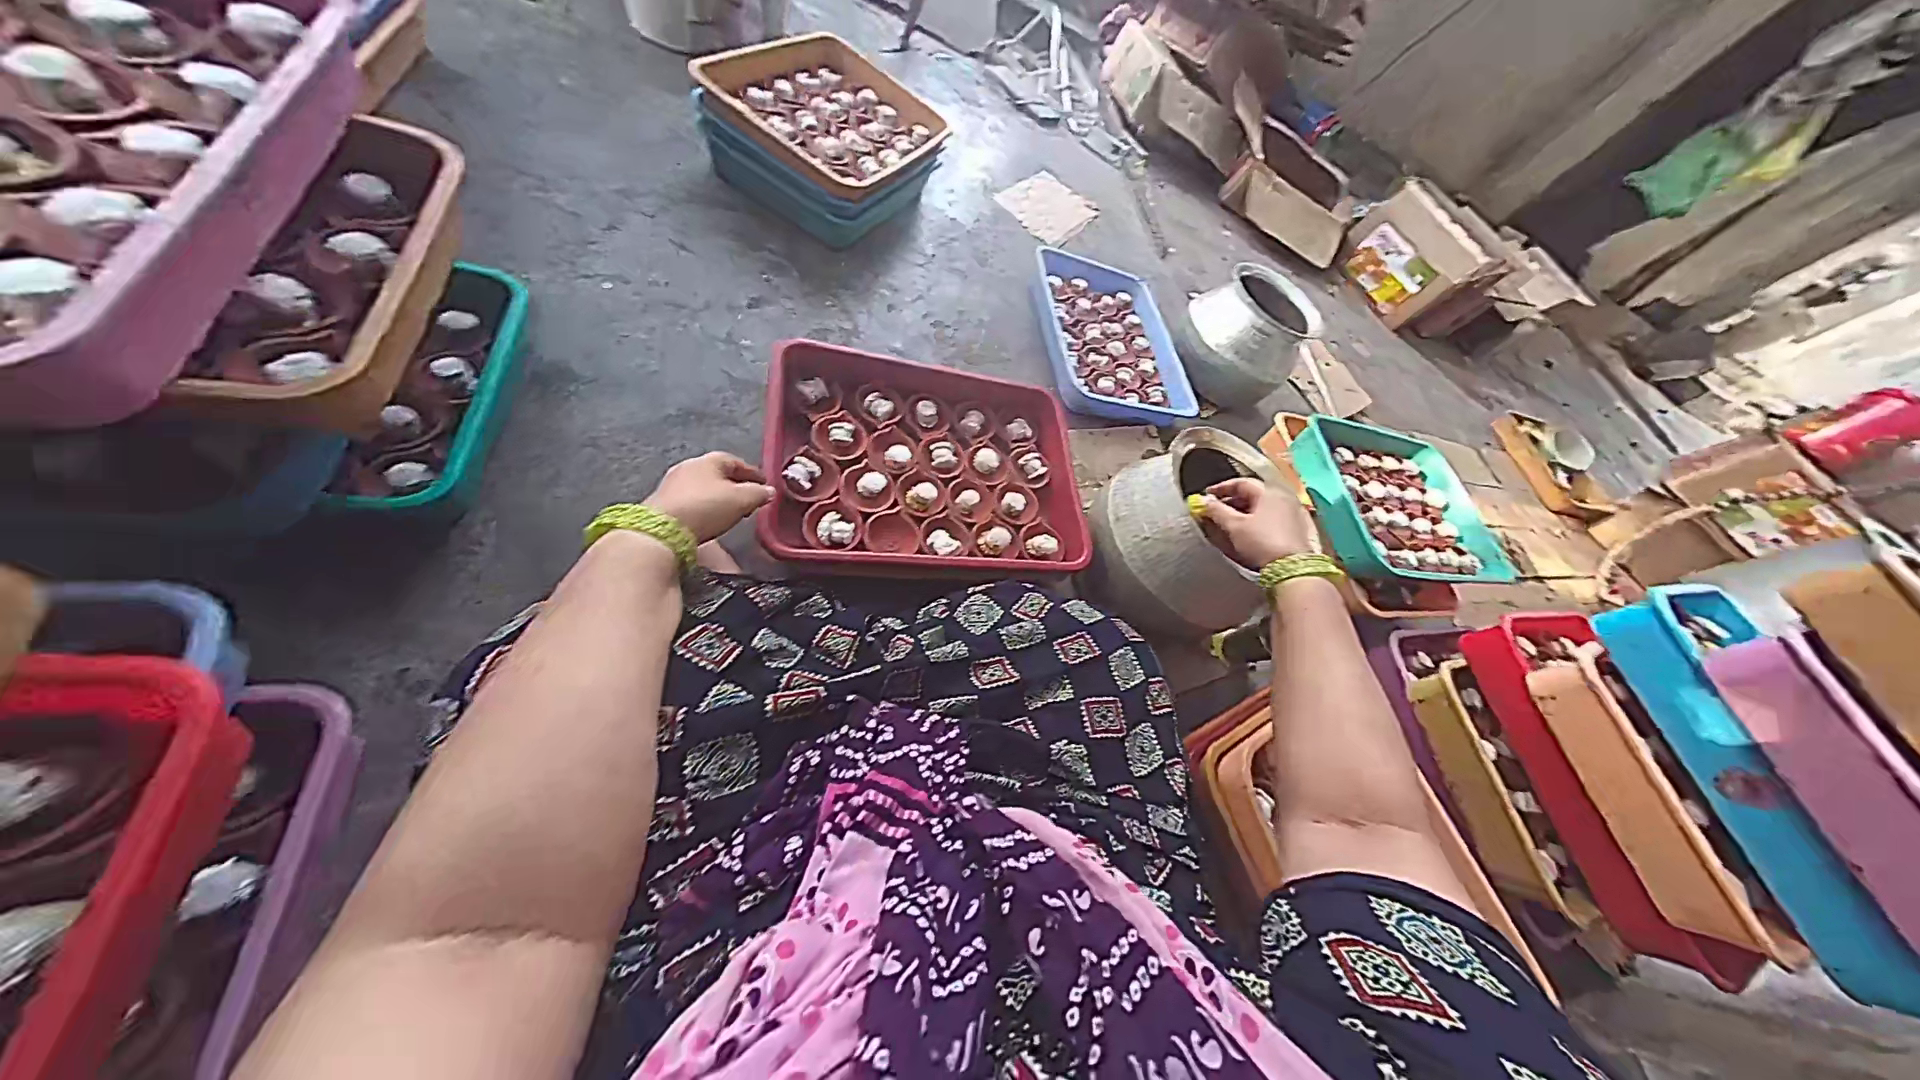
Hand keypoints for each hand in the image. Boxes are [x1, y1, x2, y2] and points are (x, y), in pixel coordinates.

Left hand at [645, 452, 774, 543]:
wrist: (662, 530)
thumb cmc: (706, 507)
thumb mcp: (742, 500)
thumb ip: (758, 493)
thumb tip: (769, 491)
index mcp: (709, 460)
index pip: (736, 462)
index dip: (752, 473)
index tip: (764, 484)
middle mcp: (689, 466)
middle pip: (718, 473)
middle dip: (735, 485)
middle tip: (749, 498)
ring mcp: (672, 484)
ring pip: (703, 487)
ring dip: (718, 496)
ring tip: (732, 510)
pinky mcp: (663, 502)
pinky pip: (691, 500)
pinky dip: (704, 506)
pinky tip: (710, 518)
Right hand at [1199, 477, 1314, 568]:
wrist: (1292, 567)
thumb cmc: (1261, 542)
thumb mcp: (1235, 526)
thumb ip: (1217, 511)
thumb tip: (1203, 501)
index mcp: (1268, 493)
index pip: (1241, 483)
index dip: (1221, 488)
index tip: (1206, 496)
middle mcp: (1283, 497)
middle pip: (1252, 493)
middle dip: (1231, 499)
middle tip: (1215, 509)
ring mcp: (1292, 511)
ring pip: (1262, 505)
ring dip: (1243, 509)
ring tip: (1229, 520)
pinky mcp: (1297, 526)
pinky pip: (1271, 515)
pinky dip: (1256, 517)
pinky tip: (1248, 528)